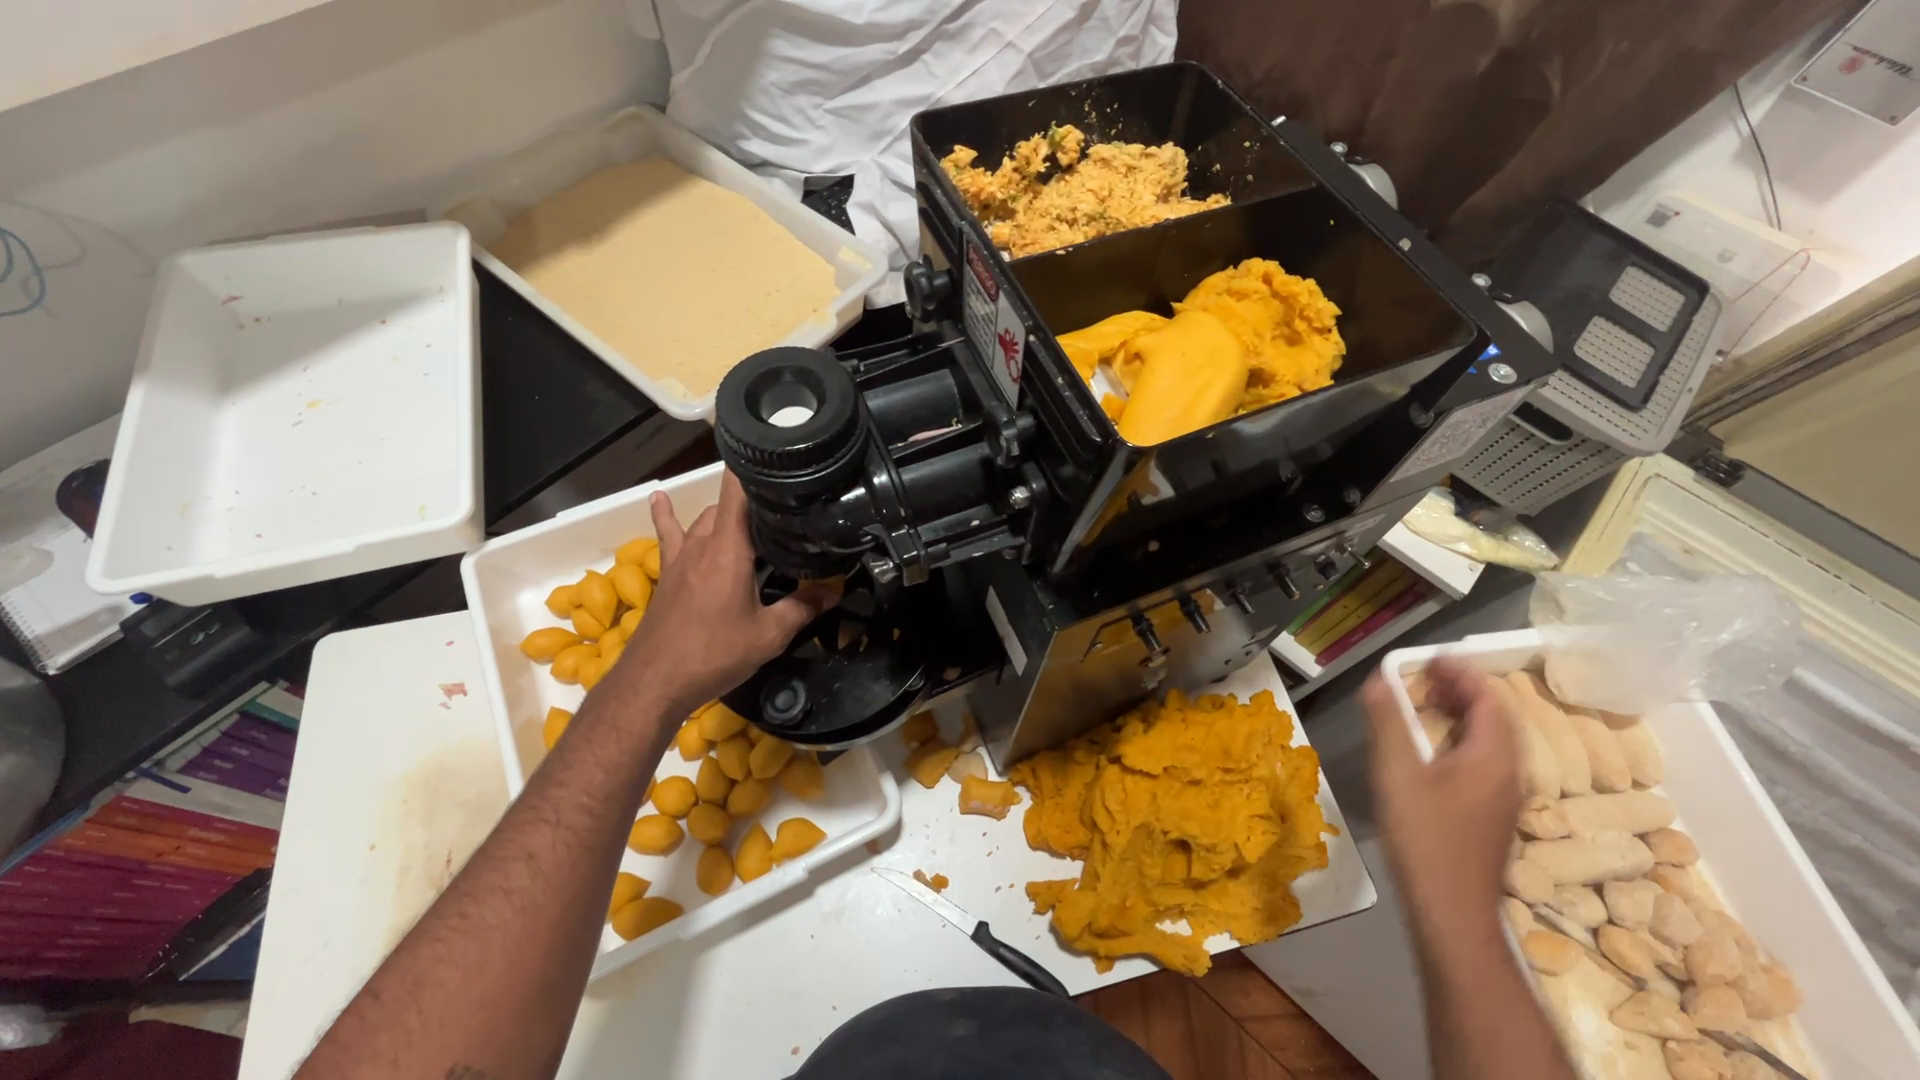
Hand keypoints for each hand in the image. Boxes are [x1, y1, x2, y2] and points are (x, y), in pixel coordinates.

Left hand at [609, 471, 838, 718]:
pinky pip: (671, 535)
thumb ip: (803, 607)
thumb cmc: (713, 654)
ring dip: (726, 515)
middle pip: (727, 505)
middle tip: (785, 513)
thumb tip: (835, 590)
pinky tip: (660, 498)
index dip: (757, 469)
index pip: (739, 491)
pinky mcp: (669, 573)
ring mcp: (681, 557)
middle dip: (755, 503)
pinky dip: (668, 516)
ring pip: (704, 519)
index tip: (779, 456)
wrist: (655, 682)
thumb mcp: (769, 635)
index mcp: (728, 548)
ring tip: (753, 519)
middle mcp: (702, 543)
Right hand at [1365, 658, 1521, 939]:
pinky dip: (1461, 740)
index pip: (1488, 698)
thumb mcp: (1397, 774)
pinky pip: (1484, 761)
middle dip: (1461, 690)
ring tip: (1423, 706)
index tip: (1430, 658)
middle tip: (1423, 677)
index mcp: (1493, 756)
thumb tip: (1379, 680)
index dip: (1462, 672)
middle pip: (1494, 717)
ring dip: (1460, 716)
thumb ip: (1388, 723)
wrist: (1451, 909)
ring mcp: (1505, 797)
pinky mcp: (1493, 815)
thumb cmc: (1425, 837)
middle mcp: (1509, 772)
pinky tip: (1432, 752)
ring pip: (1491, 741)